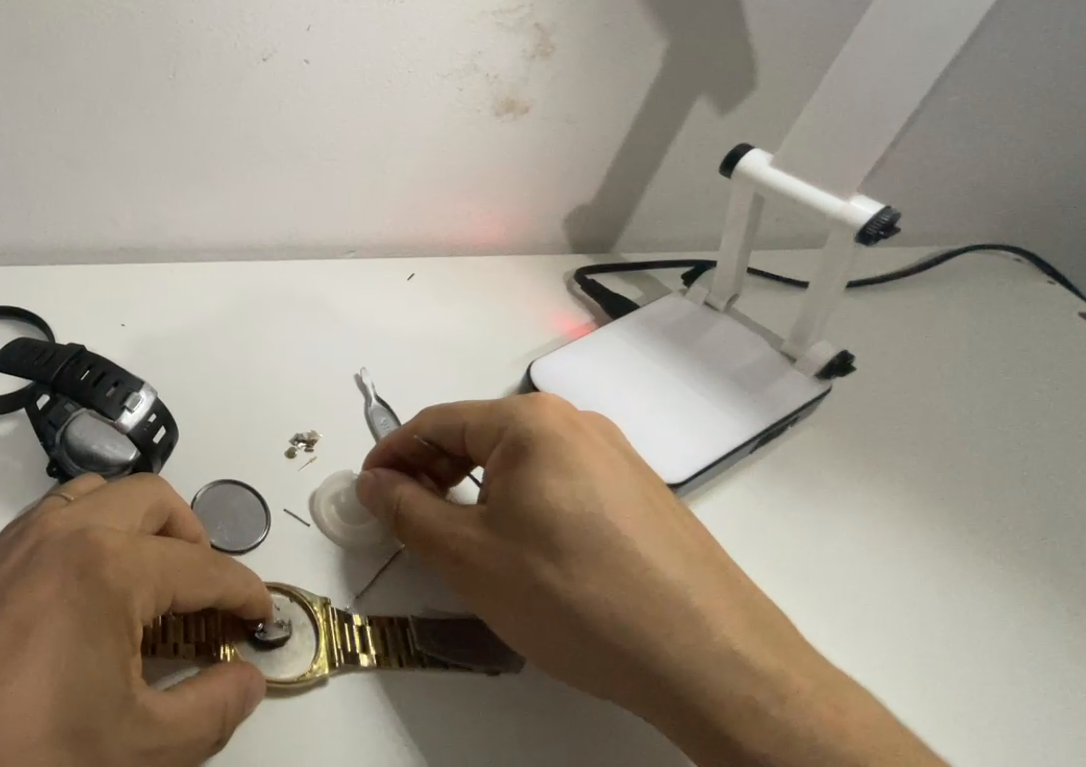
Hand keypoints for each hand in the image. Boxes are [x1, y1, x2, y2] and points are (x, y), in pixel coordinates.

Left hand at [0, 474, 272, 766]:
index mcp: (111, 566)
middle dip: (194, 540)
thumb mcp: (136, 747)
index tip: (262, 616)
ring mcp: (24, 533)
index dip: (243, 591)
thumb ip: (210, 710)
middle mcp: (69, 529)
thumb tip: (249, 680)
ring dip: (141, 523)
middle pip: (156, 500)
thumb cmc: (26, 752)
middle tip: (205, 598)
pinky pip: (60, 510)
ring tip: (151, 583)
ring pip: (104, 491)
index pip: (202, 566)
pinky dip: (95, 526)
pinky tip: (92, 588)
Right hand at [358, 393, 942, 766]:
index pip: (435, 423)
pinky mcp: (642, 492)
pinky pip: (559, 481)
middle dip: (433, 474)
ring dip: (475, 492)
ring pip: (518, 461)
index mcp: (530, 421)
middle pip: (477, 436)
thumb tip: (372, 483)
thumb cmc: (575, 597)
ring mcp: (616, 455)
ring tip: (462, 542)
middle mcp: (575, 422)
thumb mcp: (468, 556)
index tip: (368, 493)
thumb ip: (405, 510)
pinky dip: (521, 504)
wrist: (716, 664)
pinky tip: (524, 552)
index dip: (392, 456)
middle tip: (409, 521)